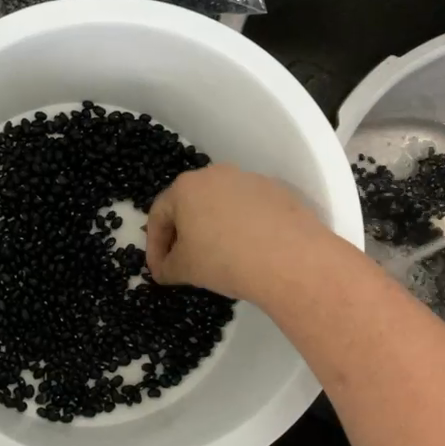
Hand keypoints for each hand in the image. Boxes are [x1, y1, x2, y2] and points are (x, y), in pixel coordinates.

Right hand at [146, 164, 320, 302]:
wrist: (290, 260)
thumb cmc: (223, 260)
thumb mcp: (183, 269)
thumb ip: (165, 267)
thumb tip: (165, 269)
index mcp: (185, 187)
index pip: (158, 216)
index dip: (154, 246)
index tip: (159, 270)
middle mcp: (216, 175)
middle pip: (189, 205)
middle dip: (182, 235)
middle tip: (183, 263)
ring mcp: (249, 180)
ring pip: (220, 205)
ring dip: (211, 229)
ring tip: (217, 258)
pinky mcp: (277, 192)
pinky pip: (248, 210)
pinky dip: (240, 228)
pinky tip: (246, 251)